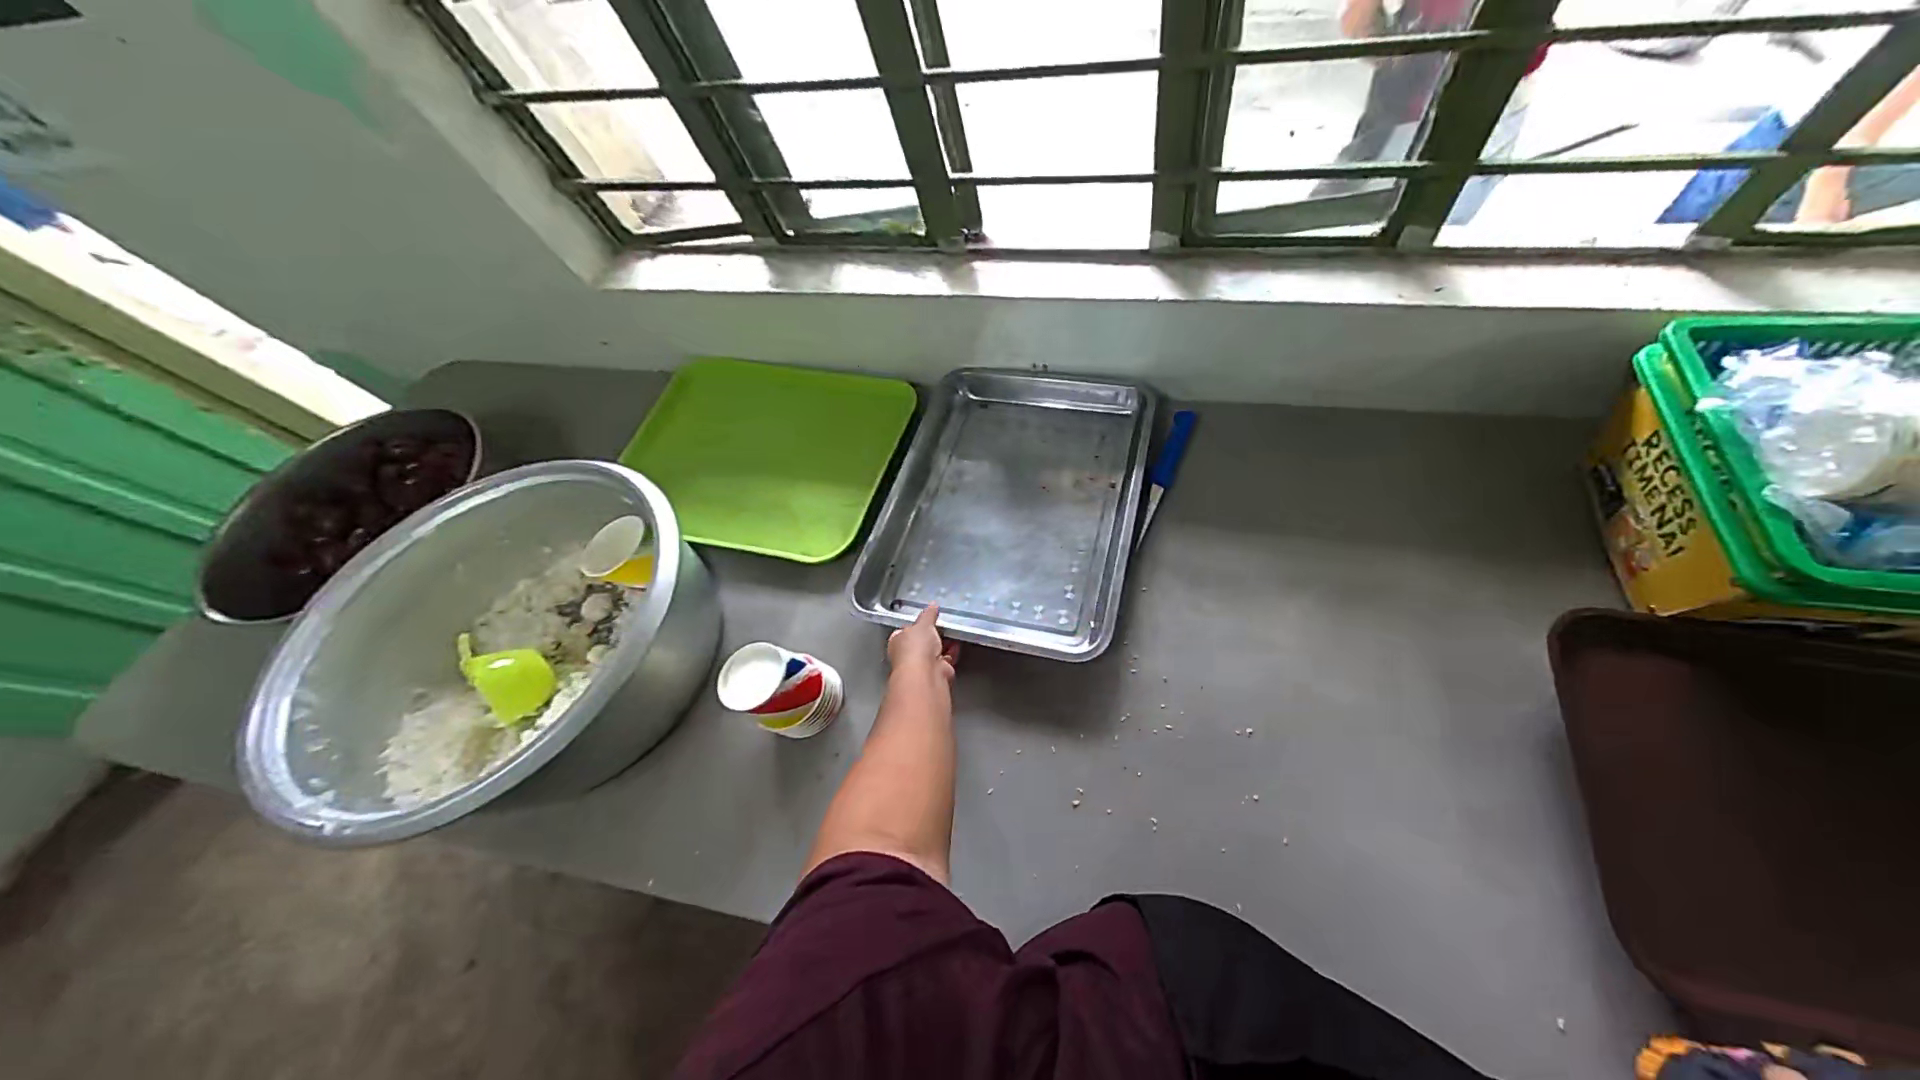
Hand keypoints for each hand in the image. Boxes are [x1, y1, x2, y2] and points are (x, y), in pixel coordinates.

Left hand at [888, 603, 955, 682]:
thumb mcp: (923, 623)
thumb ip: (928, 614)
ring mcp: (922, 665)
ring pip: (934, 651)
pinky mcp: (937, 672)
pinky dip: (951, 652)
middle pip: (922, 642)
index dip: (916, 624)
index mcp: (897, 641)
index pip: (905, 630)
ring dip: (943, 643)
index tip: (928, 617)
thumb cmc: (915, 648)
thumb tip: (932, 605)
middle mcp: (908, 655)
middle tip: (942, 624)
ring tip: (952, 632)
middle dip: (933, 634)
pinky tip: (956, 645)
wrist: (926, 673)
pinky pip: (945, 659)